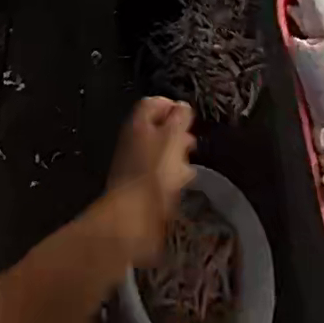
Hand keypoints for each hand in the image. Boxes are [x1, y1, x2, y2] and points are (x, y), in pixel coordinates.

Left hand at [104, 97, 195, 262]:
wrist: (132, 220)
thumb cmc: (155, 171)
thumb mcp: (173, 136)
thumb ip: (180, 117)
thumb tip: (182, 106)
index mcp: (138, 123)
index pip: (154, 103)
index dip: (172, 106)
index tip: (188, 118)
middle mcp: (133, 140)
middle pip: (157, 128)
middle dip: (177, 133)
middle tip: (191, 141)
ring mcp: (133, 165)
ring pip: (159, 152)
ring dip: (176, 155)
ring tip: (189, 164)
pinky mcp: (138, 187)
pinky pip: (157, 174)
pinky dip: (170, 175)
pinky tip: (180, 184)